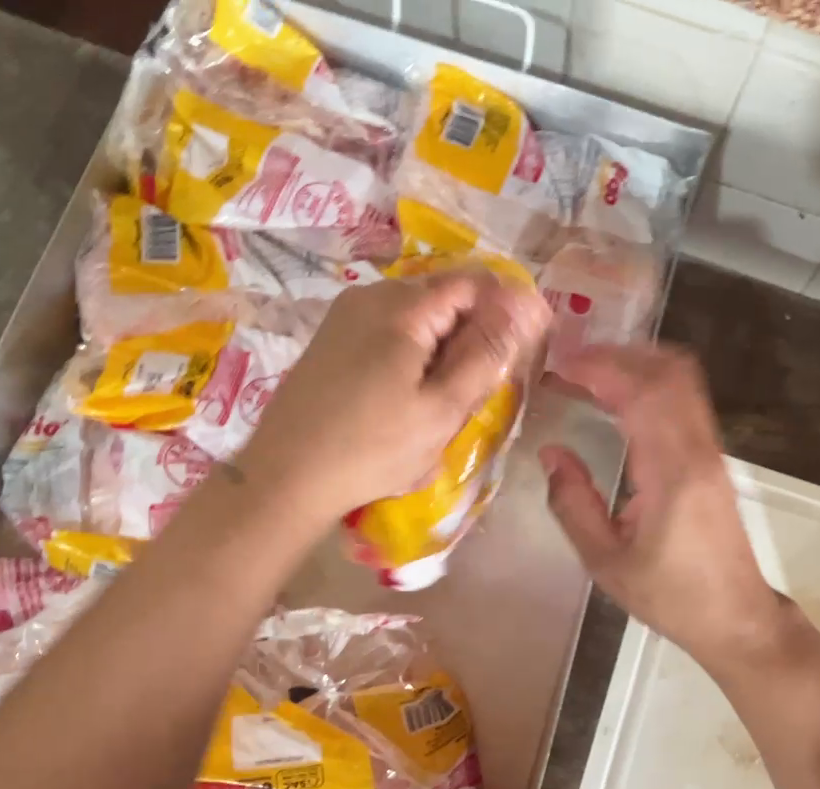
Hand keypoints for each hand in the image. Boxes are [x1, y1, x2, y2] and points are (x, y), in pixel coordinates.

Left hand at [237, 269, 550, 516]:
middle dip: (478, 327)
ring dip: (448, 343)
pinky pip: (391, 330)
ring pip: (418, 314)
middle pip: (444, 294)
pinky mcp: (332, 340)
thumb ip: (487, 354)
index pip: (474, 281)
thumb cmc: (372, 449)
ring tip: (459, 392)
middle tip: (496, 378)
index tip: (532, 342)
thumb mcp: (442, 409)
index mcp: (402, 307)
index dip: (509, 305)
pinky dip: (418, 351)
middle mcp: (371, 296)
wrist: (286, 477)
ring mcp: (346, 316)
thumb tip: (527, 306)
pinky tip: (418, 393)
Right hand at [540, 345, 788, 665]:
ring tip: (590, 375)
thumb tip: (552, 452)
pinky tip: (620, 400)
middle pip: (668, 373)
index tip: (560, 366)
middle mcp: (699, 451)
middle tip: (571, 364)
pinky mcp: (714, 459)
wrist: (736, 617)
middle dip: (618, 356)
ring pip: (683, 382)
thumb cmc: (671, 598)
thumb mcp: (607, 563)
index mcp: (672, 474)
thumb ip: (574, 505)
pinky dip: (652, 385)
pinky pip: (686, 401)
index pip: (641, 395)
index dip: (600, 368)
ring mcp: (712, 452)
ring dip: (637, 366)